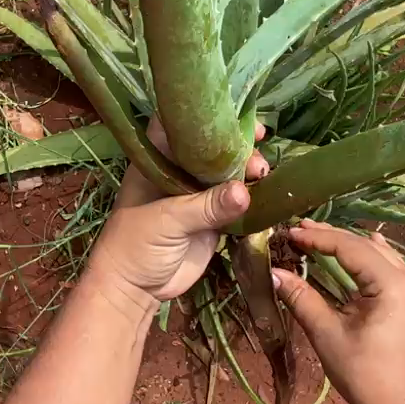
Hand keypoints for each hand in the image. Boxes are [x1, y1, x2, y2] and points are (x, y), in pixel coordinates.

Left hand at [82, 122, 267, 312]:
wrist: (135, 289)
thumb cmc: (136, 245)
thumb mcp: (167, 220)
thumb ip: (205, 206)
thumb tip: (244, 192)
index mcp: (159, 162)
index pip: (180, 127)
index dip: (207, 117)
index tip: (237, 114)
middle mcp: (179, 174)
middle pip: (213, 149)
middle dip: (238, 146)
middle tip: (258, 151)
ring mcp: (197, 197)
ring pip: (228, 174)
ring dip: (249, 171)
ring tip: (263, 173)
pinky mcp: (212, 220)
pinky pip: (236, 203)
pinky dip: (253, 197)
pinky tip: (269, 192)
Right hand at [272, 220, 404, 403]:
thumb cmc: (363, 376)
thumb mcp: (327, 334)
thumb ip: (302, 298)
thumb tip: (274, 272)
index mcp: (394, 286)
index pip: (351, 249)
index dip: (318, 238)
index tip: (290, 232)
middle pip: (367, 247)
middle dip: (332, 237)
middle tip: (299, 229)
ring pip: (381, 254)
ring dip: (350, 246)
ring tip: (317, 236)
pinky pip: (392, 267)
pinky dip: (368, 258)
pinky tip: (355, 250)